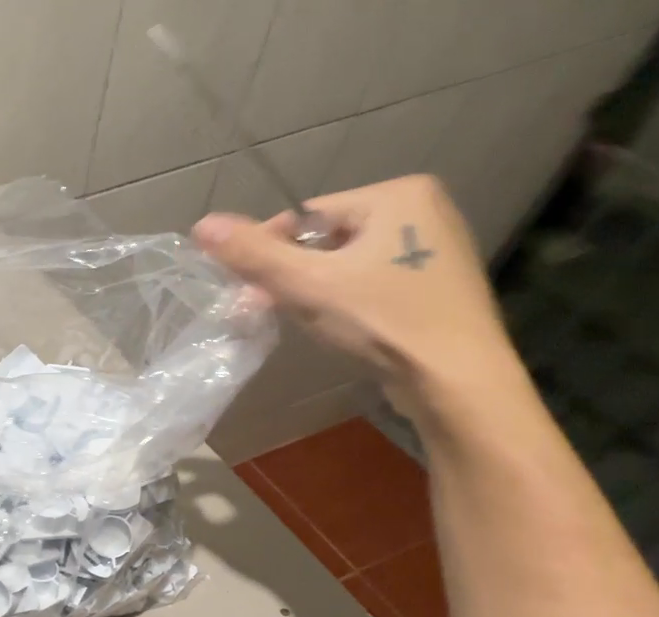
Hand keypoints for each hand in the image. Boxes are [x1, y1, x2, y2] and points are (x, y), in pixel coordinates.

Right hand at [191, 175, 522, 417]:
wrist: (456, 379)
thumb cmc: (384, 321)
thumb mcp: (308, 285)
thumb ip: (254, 254)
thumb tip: (202, 224)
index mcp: (398, 194)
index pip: (306, 216)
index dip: (270, 253)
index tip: (249, 291)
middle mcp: (423, 210)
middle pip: (326, 240)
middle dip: (293, 277)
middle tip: (270, 312)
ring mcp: (434, 249)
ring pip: (347, 265)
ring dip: (316, 293)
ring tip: (308, 324)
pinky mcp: (436, 286)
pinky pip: (372, 283)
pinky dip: (347, 303)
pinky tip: (343, 330)